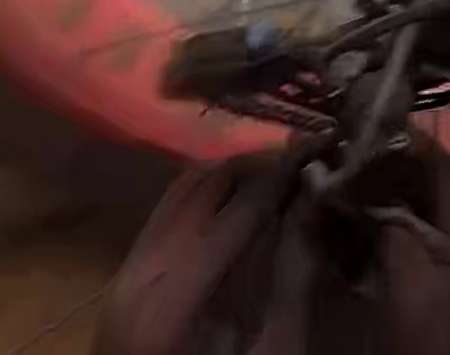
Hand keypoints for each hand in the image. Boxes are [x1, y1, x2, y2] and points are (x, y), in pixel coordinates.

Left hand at [96, 151, 309, 354]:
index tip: (326, 149)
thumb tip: (319, 200)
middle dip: (265, 166)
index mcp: (175, 300)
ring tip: (278, 184)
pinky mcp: (124, 272)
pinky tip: (240, 207)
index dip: (289, 172)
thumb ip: (295, 275)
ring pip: (189, 183)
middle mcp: (143, 270)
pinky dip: (209, 192)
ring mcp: (126, 269)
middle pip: (213, 180)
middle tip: (308, 169)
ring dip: (236, 175)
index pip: (244, 203)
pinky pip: (170, 205)